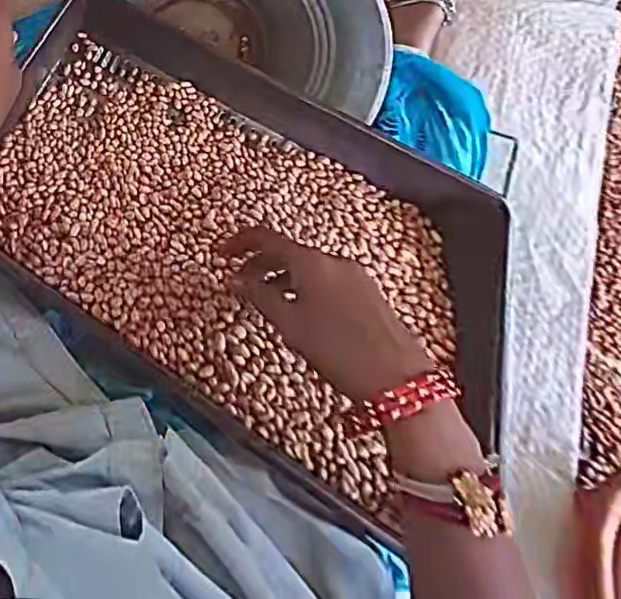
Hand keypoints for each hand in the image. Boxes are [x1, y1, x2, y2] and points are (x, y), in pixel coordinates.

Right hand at [222, 226, 433, 401]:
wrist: (400, 382)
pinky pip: (325, 279)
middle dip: (258, 263)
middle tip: (238, 280)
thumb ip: (259, 295)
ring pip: (307, 267)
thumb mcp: (289, 324)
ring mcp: (354, 276)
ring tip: (265, 299)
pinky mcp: (368, 293)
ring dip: (280, 276)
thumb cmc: (338, 350)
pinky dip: (303, 286)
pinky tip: (298, 310)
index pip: (265, 237)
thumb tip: (236, 278)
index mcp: (310, 261)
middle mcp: (333, 261)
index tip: (221, 253)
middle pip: (286, 251)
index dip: (238, 242)